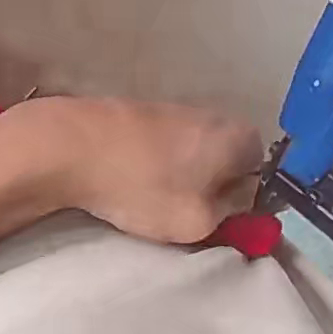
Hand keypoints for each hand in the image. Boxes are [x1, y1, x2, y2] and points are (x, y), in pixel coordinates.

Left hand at [0, 96, 264, 243]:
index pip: (261, 174)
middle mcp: (213, 114)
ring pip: (189, 155)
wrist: (71, 146)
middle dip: (208, 190)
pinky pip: (157, 148)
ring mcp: (172, 109)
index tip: (219, 223)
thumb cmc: (144, 187)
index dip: (243, 203)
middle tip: (183, 217)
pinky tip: (127, 183)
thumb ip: (230, 216)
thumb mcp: (198, 221)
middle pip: (223, 162)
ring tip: (149, 202)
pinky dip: (149, 167)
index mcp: (238, 136)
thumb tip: (239, 205)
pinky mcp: (137, 113)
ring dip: (176, 179)